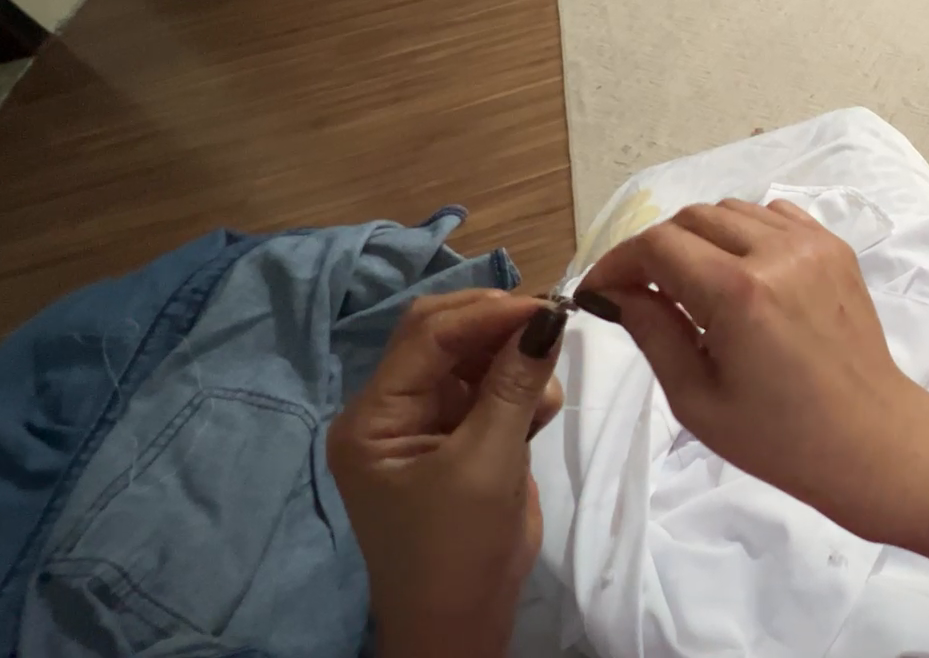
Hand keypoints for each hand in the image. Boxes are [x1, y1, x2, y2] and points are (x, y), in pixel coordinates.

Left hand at [327, 289, 567, 657]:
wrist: (464, 620)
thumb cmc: (460, 547)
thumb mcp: (489, 460)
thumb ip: (516, 383)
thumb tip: (551, 316)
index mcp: (375, 417)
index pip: (428, 336)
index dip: (488, 314)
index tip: (548, 308)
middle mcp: (395, 409)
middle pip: (446, 335)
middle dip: (500, 326)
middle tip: (553, 323)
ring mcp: (430, 420)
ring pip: (476, 355)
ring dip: (516, 360)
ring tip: (544, 392)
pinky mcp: (465, 432)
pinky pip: (495, 385)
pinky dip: (524, 387)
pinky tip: (540, 414)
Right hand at [578, 199, 928, 534]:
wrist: (869, 438)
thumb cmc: (778, 437)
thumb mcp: (697, 398)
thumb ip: (653, 331)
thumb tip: (617, 290)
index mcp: (739, 292)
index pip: (659, 245)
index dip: (619, 261)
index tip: (600, 288)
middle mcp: (776, 251)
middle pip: (693, 218)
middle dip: (657, 249)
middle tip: (644, 290)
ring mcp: (812, 243)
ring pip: (733, 211)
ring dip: (700, 237)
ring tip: (694, 283)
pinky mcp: (835, 247)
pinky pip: (775, 215)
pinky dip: (746, 232)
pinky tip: (742, 270)